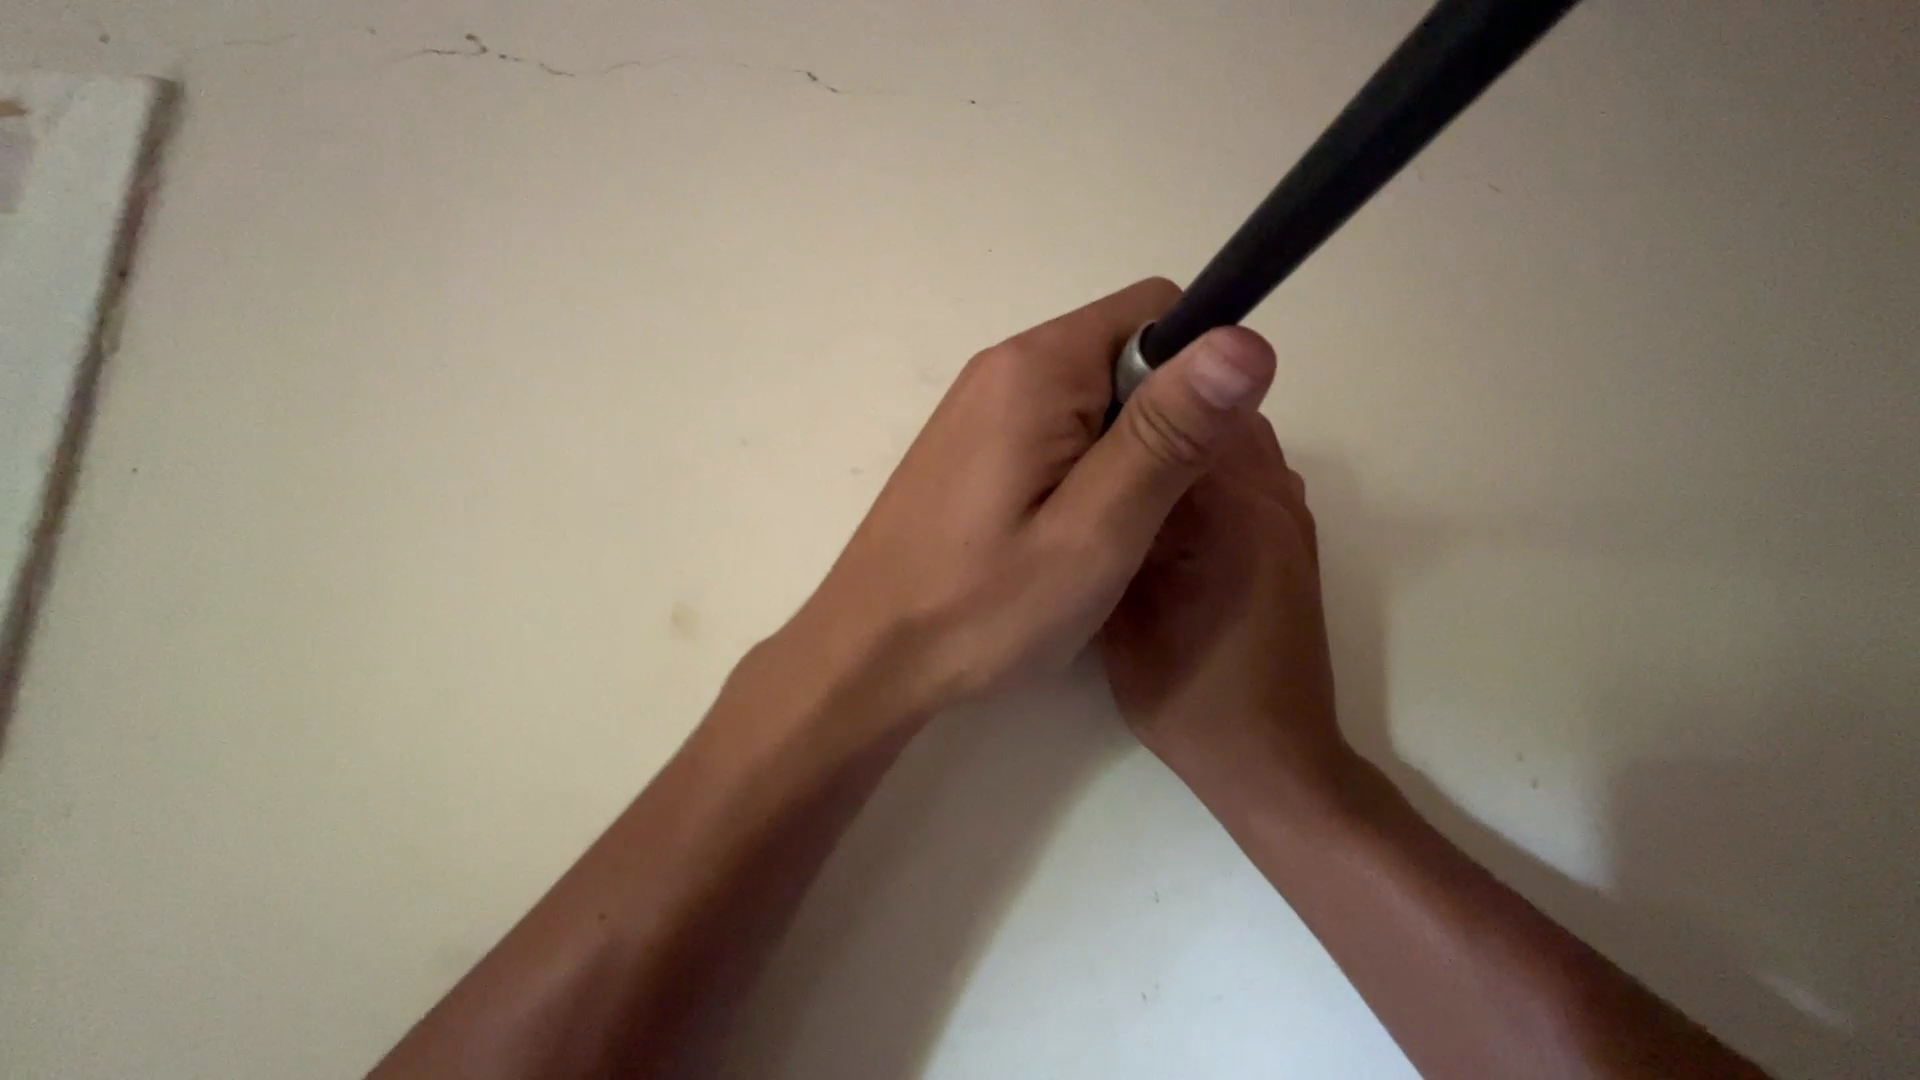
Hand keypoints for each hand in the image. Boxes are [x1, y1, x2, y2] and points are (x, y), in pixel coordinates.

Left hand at [774, 279, 1277, 732]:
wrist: (870, 655)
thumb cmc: (983, 606)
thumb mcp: (1096, 528)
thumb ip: (1168, 435)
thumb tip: (1247, 341)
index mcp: (1037, 367)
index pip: (1157, 313)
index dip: (1197, 375)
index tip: (1190, 460)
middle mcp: (1002, 367)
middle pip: (1123, 355)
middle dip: (1158, 423)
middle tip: (1141, 517)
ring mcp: (977, 408)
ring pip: (1090, 400)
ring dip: (1118, 456)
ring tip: (1101, 536)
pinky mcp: (967, 448)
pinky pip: (1051, 431)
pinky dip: (1078, 472)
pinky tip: (1060, 537)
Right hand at [1101, 413, 1353, 794]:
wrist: (1267, 759)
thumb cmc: (1188, 692)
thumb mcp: (1125, 613)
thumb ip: (1114, 529)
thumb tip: (1097, 463)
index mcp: (1233, 507)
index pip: (1183, 411)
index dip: (1126, 402)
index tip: (1077, 416)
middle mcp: (1274, 496)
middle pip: (1213, 415)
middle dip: (1155, 416)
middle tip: (1094, 444)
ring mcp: (1289, 519)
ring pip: (1231, 442)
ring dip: (1181, 443)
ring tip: (1121, 469)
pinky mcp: (1289, 543)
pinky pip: (1245, 476)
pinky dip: (1202, 472)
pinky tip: (1159, 509)